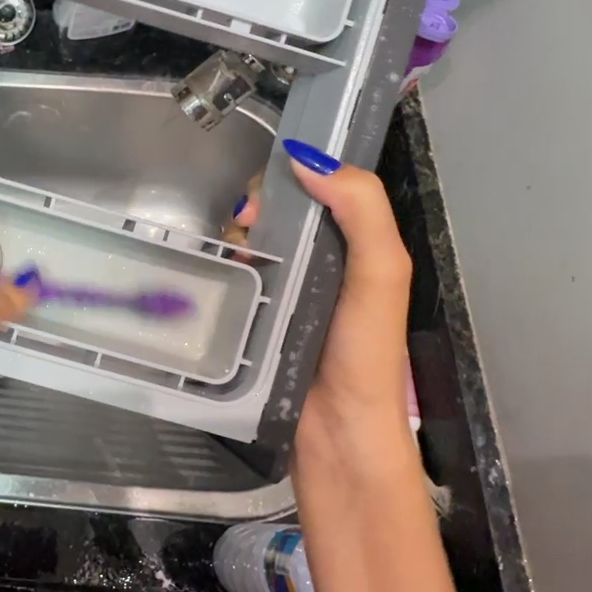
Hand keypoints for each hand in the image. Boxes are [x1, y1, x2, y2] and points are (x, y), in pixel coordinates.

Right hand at [227, 151, 413, 465]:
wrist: (336, 432)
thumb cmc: (362, 352)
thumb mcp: (381, 273)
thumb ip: (361, 212)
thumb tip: (307, 159)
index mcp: (353, 248)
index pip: (318, 191)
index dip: (289, 177)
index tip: (264, 190)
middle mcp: (318, 264)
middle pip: (275, 214)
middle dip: (253, 209)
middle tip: (241, 227)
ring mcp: (283, 292)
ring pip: (248, 244)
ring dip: (232, 240)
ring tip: (226, 256)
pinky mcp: (254, 318)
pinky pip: (231, 280)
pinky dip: (219, 272)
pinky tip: (211, 277)